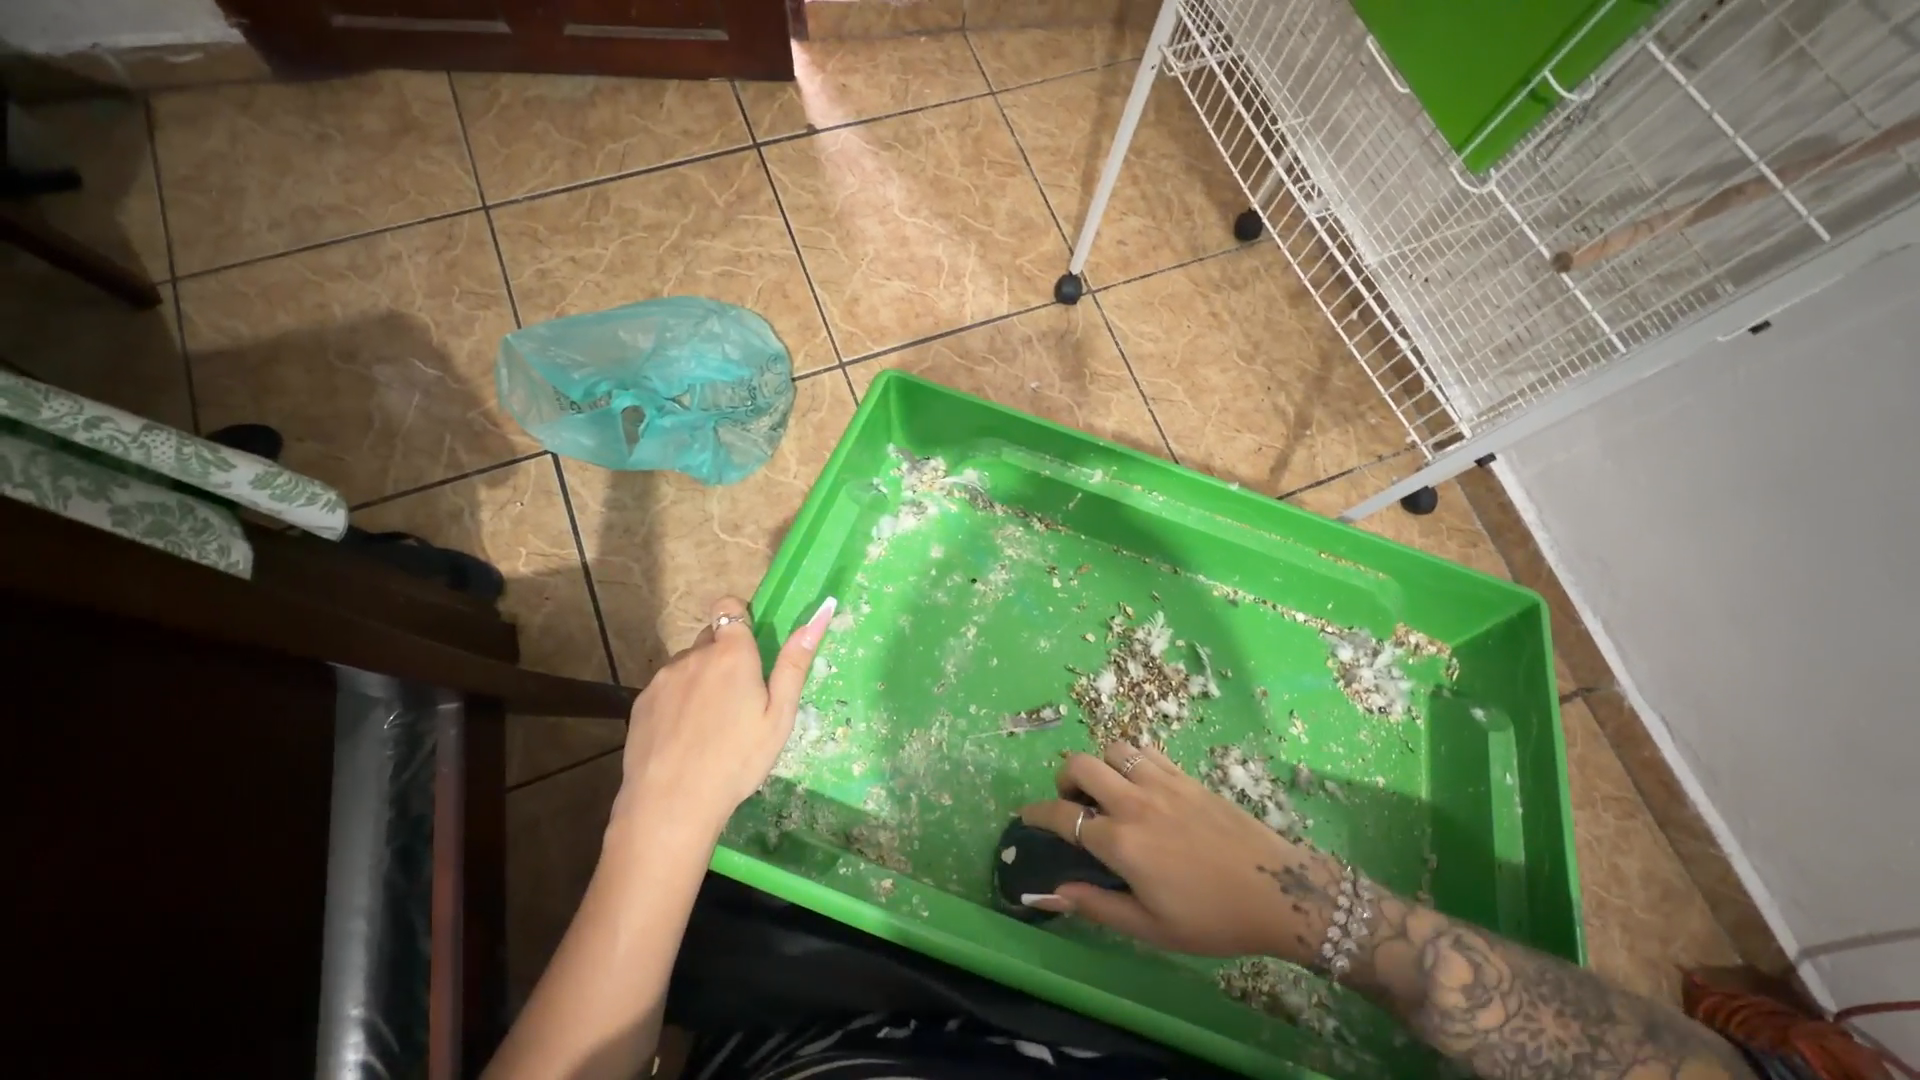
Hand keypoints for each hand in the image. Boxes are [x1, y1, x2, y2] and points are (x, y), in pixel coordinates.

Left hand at [610, 594, 836, 837]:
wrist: (672, 802)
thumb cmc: (738, 760)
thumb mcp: (779, 715)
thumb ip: (795, 662)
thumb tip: (821, 613)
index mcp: (731, 654)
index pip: (729, 607)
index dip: (740, 621)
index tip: (751, 651)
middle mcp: (693, 655)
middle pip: (711, 639)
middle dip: (725, 657)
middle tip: (739, 699)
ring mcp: (663, 678)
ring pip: (688, 665)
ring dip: (701, 679)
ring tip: (711, 724)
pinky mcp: (642, 701)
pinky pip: (667, 688)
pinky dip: (679, 701)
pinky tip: (686, 736)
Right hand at [1019, 742, 1337, 963]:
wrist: (1279, 894)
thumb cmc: (1211, 919)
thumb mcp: (1151, 929)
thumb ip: (1097, 907)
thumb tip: (1051, 893)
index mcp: (1121, 843)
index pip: (1062, 816)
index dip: (1037, 814)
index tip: (1026, 817)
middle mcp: (1135, 803)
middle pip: (1079, 766)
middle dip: (1064, 781)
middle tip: (1073, 806)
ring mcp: (1163, 783)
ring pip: (1112, 750)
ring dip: (1099, 766)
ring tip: (1107, 792)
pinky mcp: (1187, 776)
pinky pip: (1145, 751)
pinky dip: (1129, 760)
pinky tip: (1139, 785)